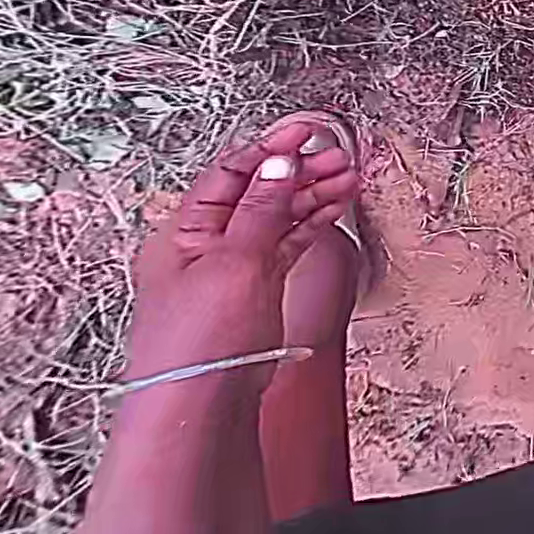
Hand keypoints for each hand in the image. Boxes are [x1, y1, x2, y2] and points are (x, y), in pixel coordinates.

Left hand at [123, 119, 361, 391]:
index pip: (231, 173)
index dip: (269, 149)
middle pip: (262, 190)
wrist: (205, 402)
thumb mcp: (233, 261)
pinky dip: (316, 217)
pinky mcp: (262, 276)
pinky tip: (337, 203)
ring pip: (283, 211)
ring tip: (348, 176)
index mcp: (185, 231)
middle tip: (337, 155)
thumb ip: (260, 209)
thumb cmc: (198, 340)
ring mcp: (239, 259)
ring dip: (316, 191)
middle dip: (301, 169)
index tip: (304, 131)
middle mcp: (211, 241)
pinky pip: (294, 235)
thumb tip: (279, 164)